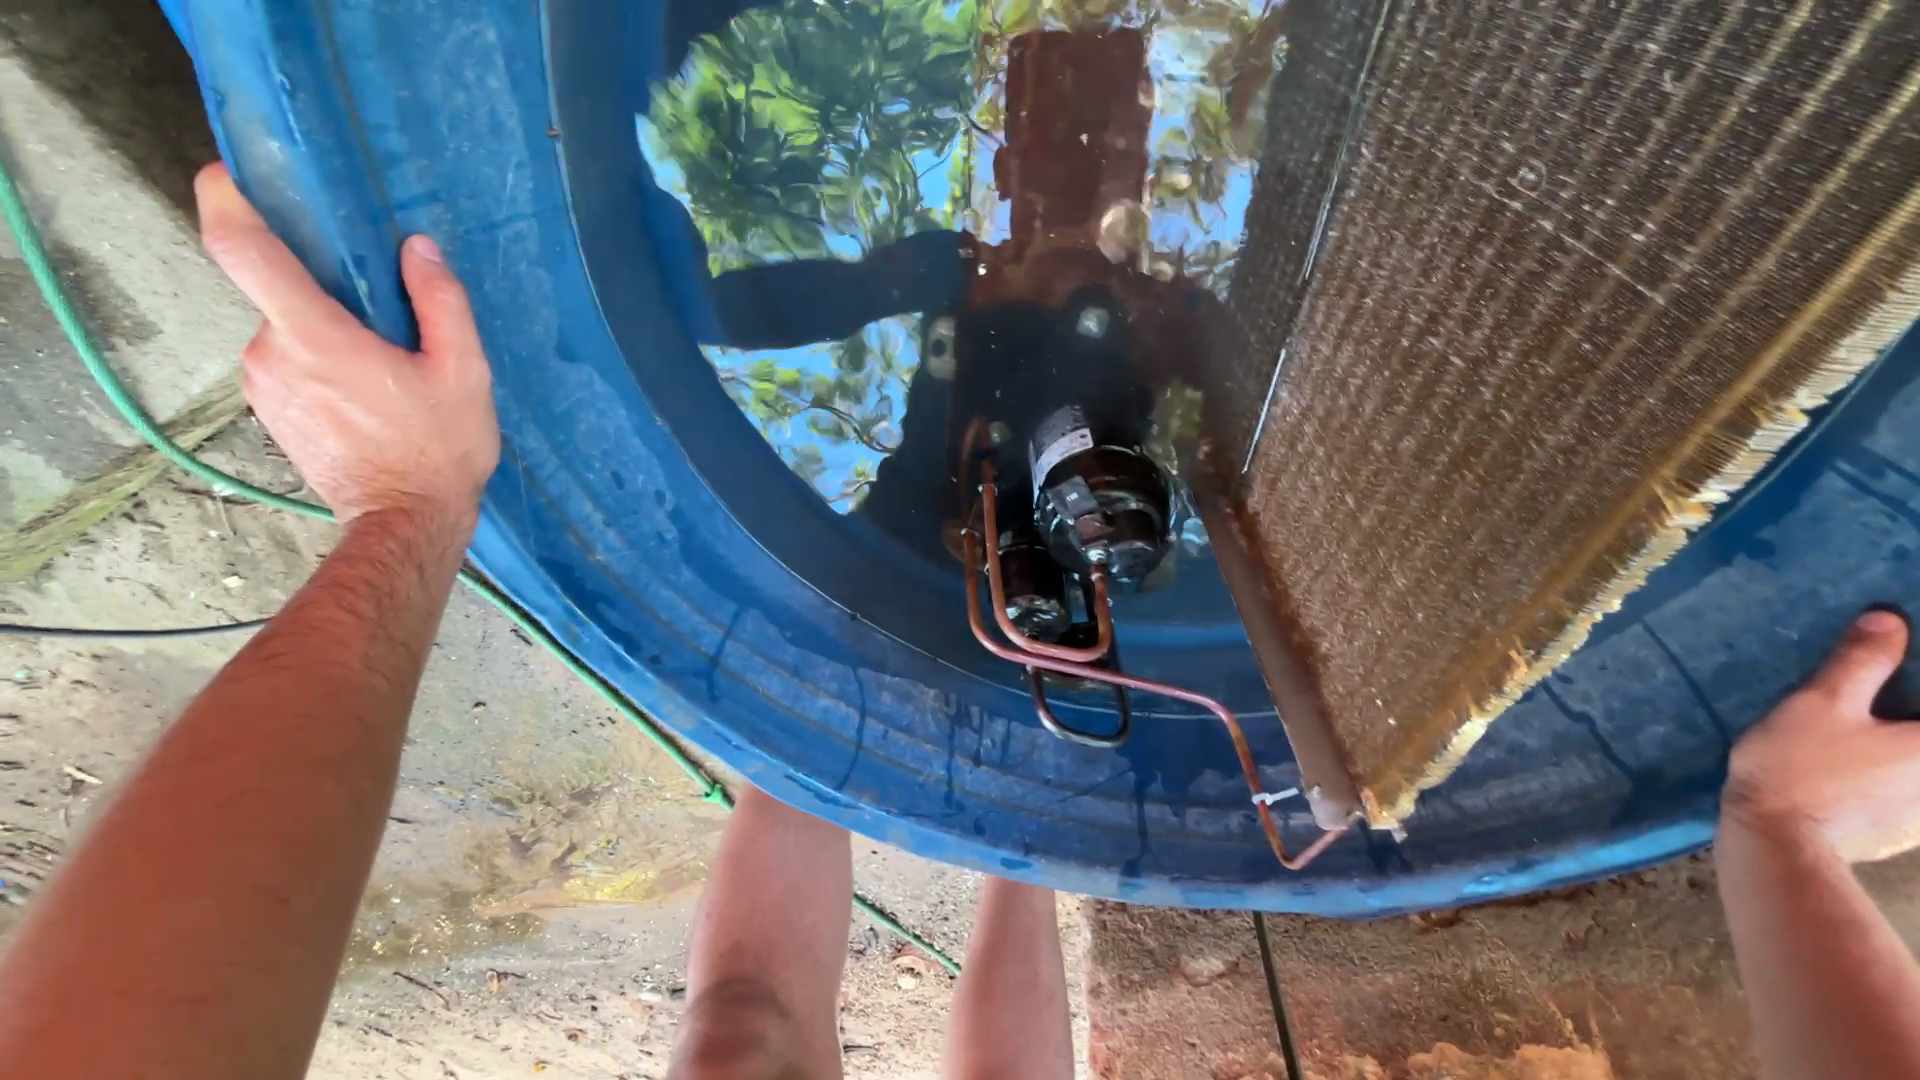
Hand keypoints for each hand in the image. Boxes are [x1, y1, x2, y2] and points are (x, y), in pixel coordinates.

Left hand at [195, 163, 499, 527]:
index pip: (243, 249)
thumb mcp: (465, 373)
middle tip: (393, 330)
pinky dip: (325, 366)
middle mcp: (271, 354)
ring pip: (292, 333)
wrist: (408, 521)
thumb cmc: (440, 449)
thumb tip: (419, 250)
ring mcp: (264, 386)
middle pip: (285, 296)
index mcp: (315, 336)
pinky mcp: (271, 411)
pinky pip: (292, 365)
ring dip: (334, 338)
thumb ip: (442, 303)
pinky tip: (372, 398)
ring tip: (391, 375)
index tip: (234, 176)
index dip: (229, 200)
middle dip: (333, 299)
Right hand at [1724, 609, 1919, 862]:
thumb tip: (1890, 619)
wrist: (1778, 838)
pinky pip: (1908, 789)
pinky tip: (1858, 768)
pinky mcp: (1910, 827)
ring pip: (1913, 763)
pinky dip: (1893, 774)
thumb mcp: (1819, 704)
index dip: (1913, 678)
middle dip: (1904, 711)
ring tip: (1863, 736)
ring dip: (1896, 745)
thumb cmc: (1801, 765)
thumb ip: (1861, 663)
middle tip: (1882, 694)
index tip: (1904, 669)